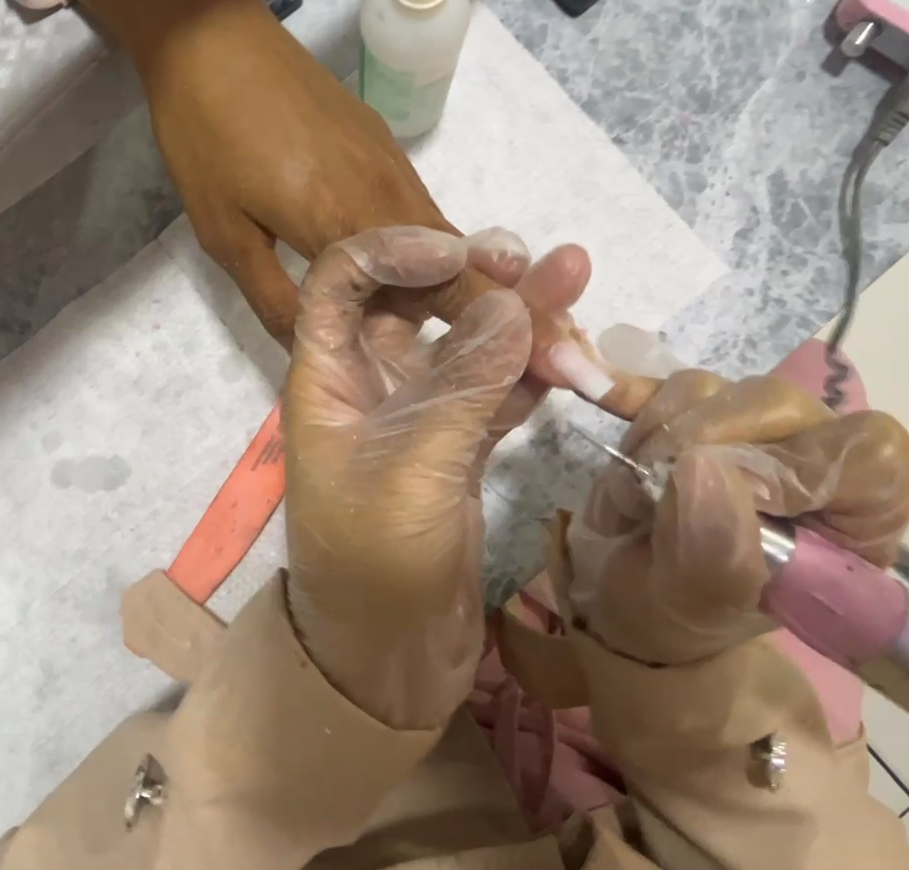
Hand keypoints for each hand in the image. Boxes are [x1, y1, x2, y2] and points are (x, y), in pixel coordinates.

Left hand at [31, 0, 600, 378]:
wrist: (210, 32)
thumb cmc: (206, 135)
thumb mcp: (223, 232)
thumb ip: (275, 298)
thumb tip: (317, 351)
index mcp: (349, 220)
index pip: (440, 288)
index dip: (493, 333)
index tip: (541, 370)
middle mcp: (389, 193)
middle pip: (462, 266)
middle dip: (509, 315)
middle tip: (554, 359)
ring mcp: (391, 165)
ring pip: (446, 240)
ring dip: (478, 288)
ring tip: (512, 333)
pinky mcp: (384, 147)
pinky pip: (423, 212)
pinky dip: (442, 253)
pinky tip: (443, 281)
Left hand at [283, 226, 589, 728]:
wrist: (388, 660)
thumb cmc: (375, 567)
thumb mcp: (415, 469)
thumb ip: (463, 383)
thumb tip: (513, 303)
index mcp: (327, 374)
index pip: (343, 278)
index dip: (395, 248)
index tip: (461, 252)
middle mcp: (369, 380)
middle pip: (418, 298)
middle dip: (478, 277)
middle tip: (544, 269)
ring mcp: (418, 410)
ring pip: (468, 340)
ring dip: (522, 317)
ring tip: (580, 286)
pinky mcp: (459, 444)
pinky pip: (498, 387)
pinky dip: (534, 371)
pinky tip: (576, 360)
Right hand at [568, 370, 908, 666]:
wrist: (632, 601)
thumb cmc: (683, 617)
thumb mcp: (703, 605)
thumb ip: (716, 549)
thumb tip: (697, 464)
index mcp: (854, 516)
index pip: (866, 452)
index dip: (796, 465)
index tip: (733, 501)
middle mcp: (813, 456)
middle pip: (776, 404)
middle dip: (694, 446)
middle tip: (644, 498)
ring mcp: (749, 424)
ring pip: (710, 389)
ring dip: (649, 440)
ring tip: (626, 500)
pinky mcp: (693, 407)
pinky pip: (661, 381)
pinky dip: (624, 389)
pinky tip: (597, 394)